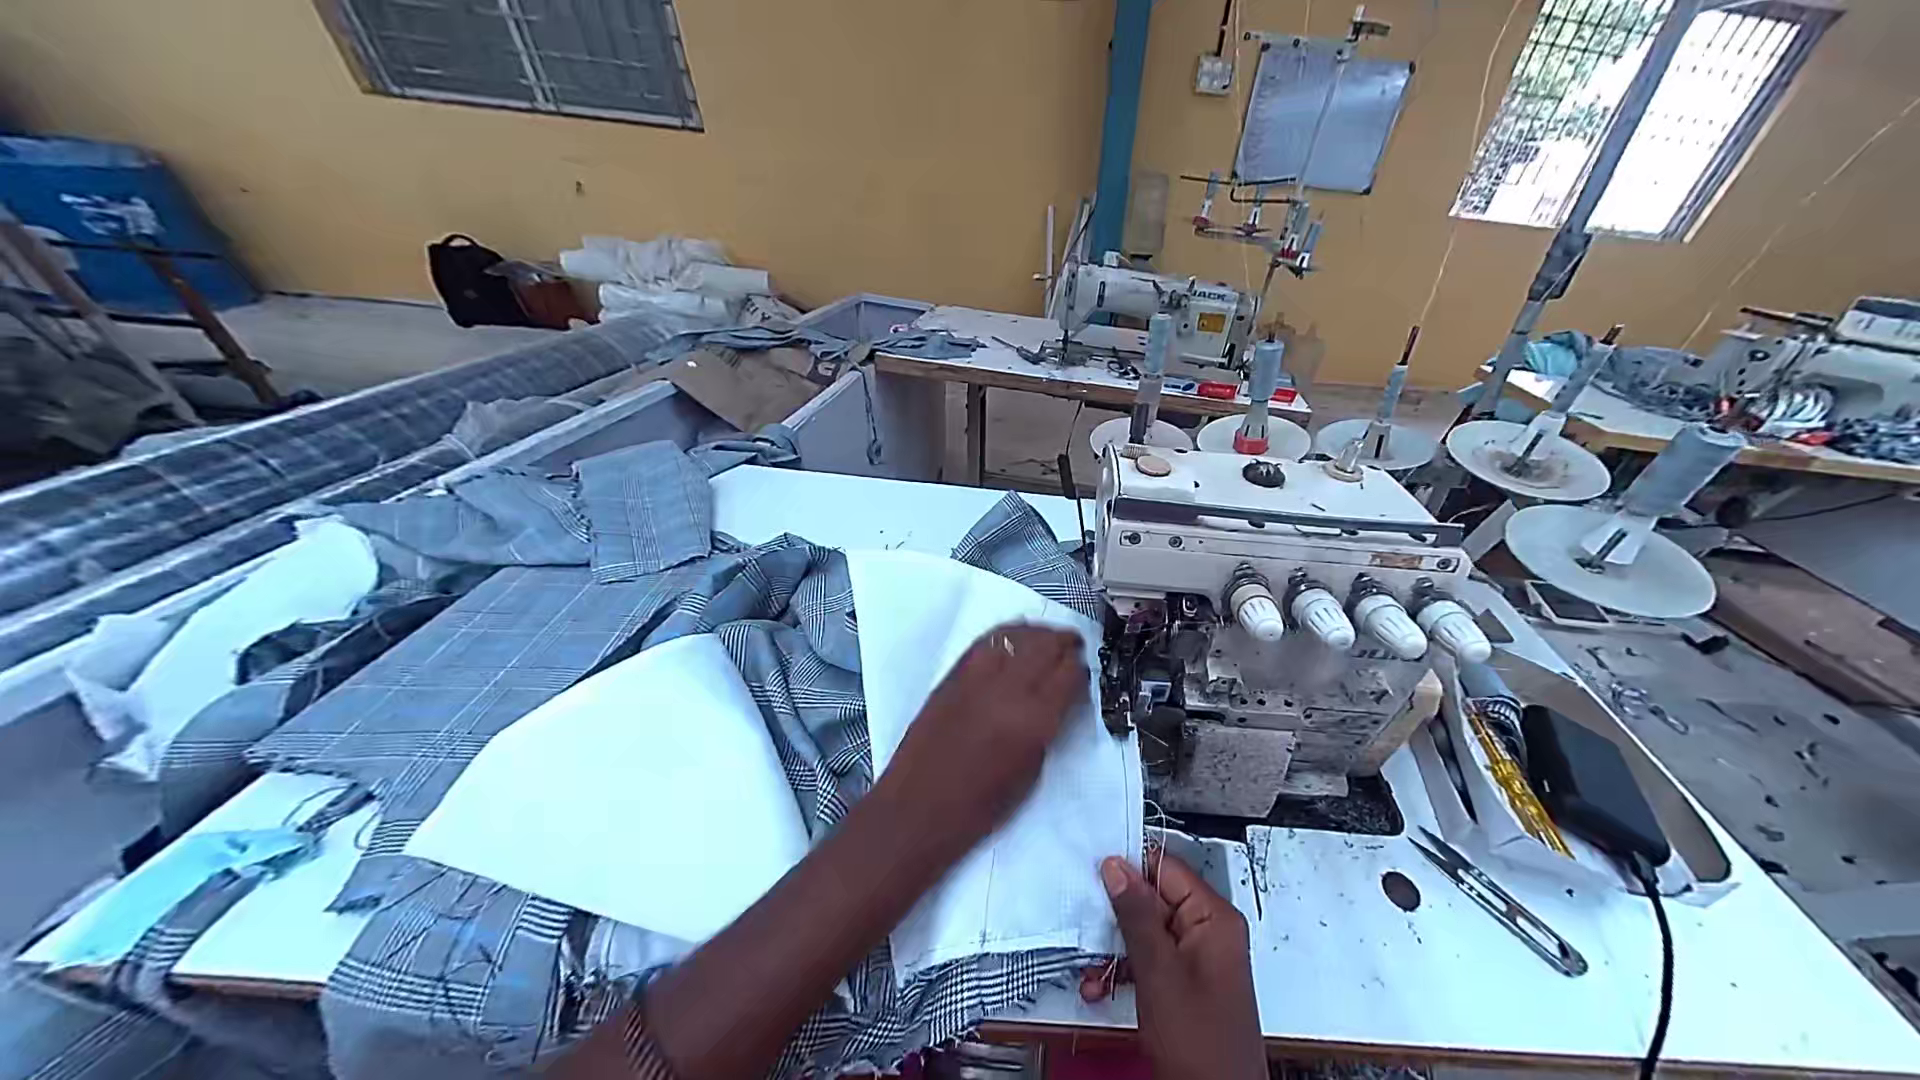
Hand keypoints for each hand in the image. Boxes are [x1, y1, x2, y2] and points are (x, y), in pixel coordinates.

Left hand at [873, 623, 1088, 863]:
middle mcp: (1007, 690)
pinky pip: (985, 642)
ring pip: (1014, 636)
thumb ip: (1048, 728)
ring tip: (1047, 637)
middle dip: (1063, 642)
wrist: (918, 806)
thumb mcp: (1031, 771)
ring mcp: (975, 677)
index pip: (1068, 674)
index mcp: (1034, 721)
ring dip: (1036, 633)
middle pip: (1044, 646)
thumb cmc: (981, 805)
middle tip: (1074, 645)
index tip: (1084, 670)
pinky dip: (1005, 636)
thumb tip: (1058, 699)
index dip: (1081, 668)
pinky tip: (1014, 640)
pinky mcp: (951, 675)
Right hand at [1082, 852, 1265, 1079]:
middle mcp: (1207, 931)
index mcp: (1214, 918)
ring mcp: (1195, 956)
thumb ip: (1135, 914)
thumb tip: (1116, 867)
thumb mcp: (1159, 971)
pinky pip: (1147, 957)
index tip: (1098, 874)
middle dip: (1117, 916)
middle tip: (1092, 925)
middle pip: (1152, 899)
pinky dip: (1123, 968)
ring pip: (1144, 930)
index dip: (1130, 869)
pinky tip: (1102, 985)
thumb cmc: (1203, 1047)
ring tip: (1095, 967)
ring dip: (1114, 948)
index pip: (1165, 868)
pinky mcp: (1182, 980)